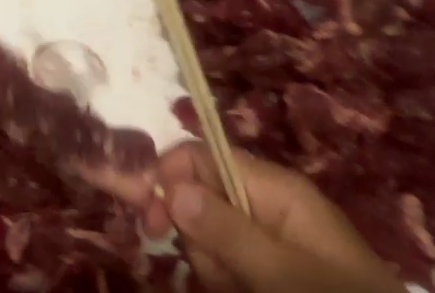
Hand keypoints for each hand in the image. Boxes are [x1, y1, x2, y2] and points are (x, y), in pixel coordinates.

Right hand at [155, 145, 405, 292]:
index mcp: (276, 188)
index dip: (170, 178)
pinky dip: (224, 281)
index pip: (203, 155)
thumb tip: (170, 184)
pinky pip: (225, 263)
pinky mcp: (267, 269)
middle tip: (222, 277)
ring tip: (241, 291)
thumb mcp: (284, 273)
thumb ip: (227, 229)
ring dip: (212, 267)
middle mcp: (267, 204)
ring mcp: (267, 239)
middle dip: (197, 238)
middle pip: (199, 198)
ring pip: (207, 237)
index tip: (150, 217)